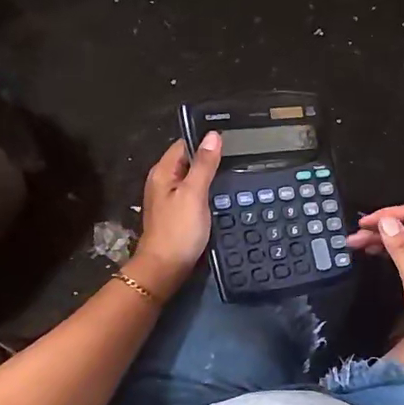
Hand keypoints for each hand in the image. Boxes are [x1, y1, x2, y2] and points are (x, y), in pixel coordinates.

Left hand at [127, 132, 221, 297]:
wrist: (166, 268)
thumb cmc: (178, 230)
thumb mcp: (193, 193)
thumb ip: (204, 164)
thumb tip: (213, 135)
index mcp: (163, 171)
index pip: (184, 144)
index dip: (205, 140)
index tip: (231, 139)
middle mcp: (164, 181)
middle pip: (189, 161)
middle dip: (211, 158)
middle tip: (240, 156)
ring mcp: (171, 198)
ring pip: (194, 178)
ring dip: (211, 176)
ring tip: (237, 172)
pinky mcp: (179, 213)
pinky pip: (196, 194)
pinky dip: (209, 192)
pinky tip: (224, 195)